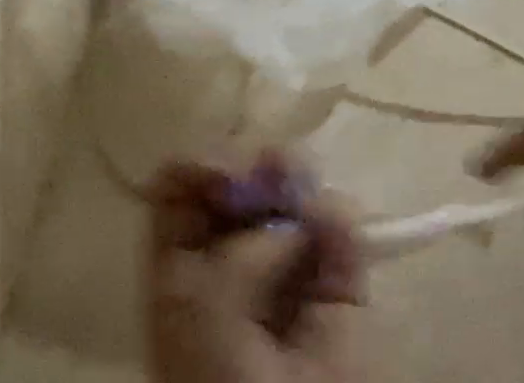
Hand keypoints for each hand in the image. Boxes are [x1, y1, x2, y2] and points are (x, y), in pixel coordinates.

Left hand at [145, 157, 363, 382]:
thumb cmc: (220, 379)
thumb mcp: (201, 311)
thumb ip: (239, 251)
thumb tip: (292, 219)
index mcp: (184, 264)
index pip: (181, 189)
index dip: (202, 163)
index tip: (229, 168)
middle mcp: (233, 255)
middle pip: (243, 180)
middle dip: (260, 163)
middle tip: (276, 169)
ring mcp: (289, 264)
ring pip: (296, 194)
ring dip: (303, 182)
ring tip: (308, 196)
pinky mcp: (339, 280)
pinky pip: (342, 229)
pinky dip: (342, 219)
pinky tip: (338, 227)